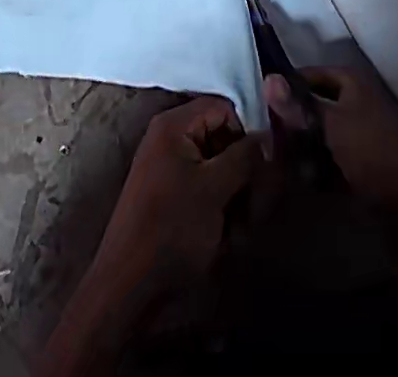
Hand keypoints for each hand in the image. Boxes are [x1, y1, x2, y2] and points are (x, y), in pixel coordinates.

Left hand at [93, 96, 262, 291]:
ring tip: (242, 216)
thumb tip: (269, 137)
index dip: (248, 127)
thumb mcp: (215, 187)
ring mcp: (170, 167)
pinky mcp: (172, 194)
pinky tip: (228, 226)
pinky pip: (208, 184)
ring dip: (237, 186)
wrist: (129, 290)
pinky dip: (223, 200)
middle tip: (257, 192)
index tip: (267, 156)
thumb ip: (246, 155)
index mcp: (173, 126)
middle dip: (244, 162)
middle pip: (224, 134)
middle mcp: (170, 139)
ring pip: (220, 162)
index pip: (225, 106)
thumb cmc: (171, 230)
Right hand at [265, 67, 397, 221]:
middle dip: (289, 118)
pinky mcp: (349, 162)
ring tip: (270, 154)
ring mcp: (350, 134)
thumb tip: (267, 79)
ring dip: (296, 144)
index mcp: (351, 85)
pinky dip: (307, 164)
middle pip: (310, 104)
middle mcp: (351, 103)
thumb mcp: (331, 122)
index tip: (258, 99)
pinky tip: (288, 173)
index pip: (310, 75)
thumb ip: (298, 104)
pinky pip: (320, 157)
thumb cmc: (369, 149)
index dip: (286, 84)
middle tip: (260, 130)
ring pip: (313, 133)